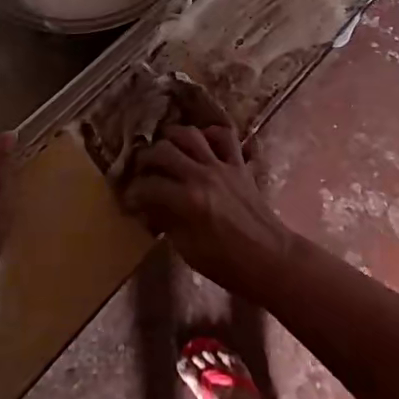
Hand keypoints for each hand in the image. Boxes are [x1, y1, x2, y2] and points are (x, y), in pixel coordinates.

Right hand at [119, 112, 298, 290]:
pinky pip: (225, 136)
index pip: (149, 186)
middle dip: (145, 159)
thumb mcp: (187, 249)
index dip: (133, 193)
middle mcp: (202, 175)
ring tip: (165, 148)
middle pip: (164, 151)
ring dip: (172, 138)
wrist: (270, 259)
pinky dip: (210, 134)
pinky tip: (201, 143)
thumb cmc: (227, 263)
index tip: (127, 200)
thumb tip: (149, 207)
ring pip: (191, 134)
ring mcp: (222, 165)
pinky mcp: (239, 164)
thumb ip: (166, 221)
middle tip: (140, 171)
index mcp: (188, 200)